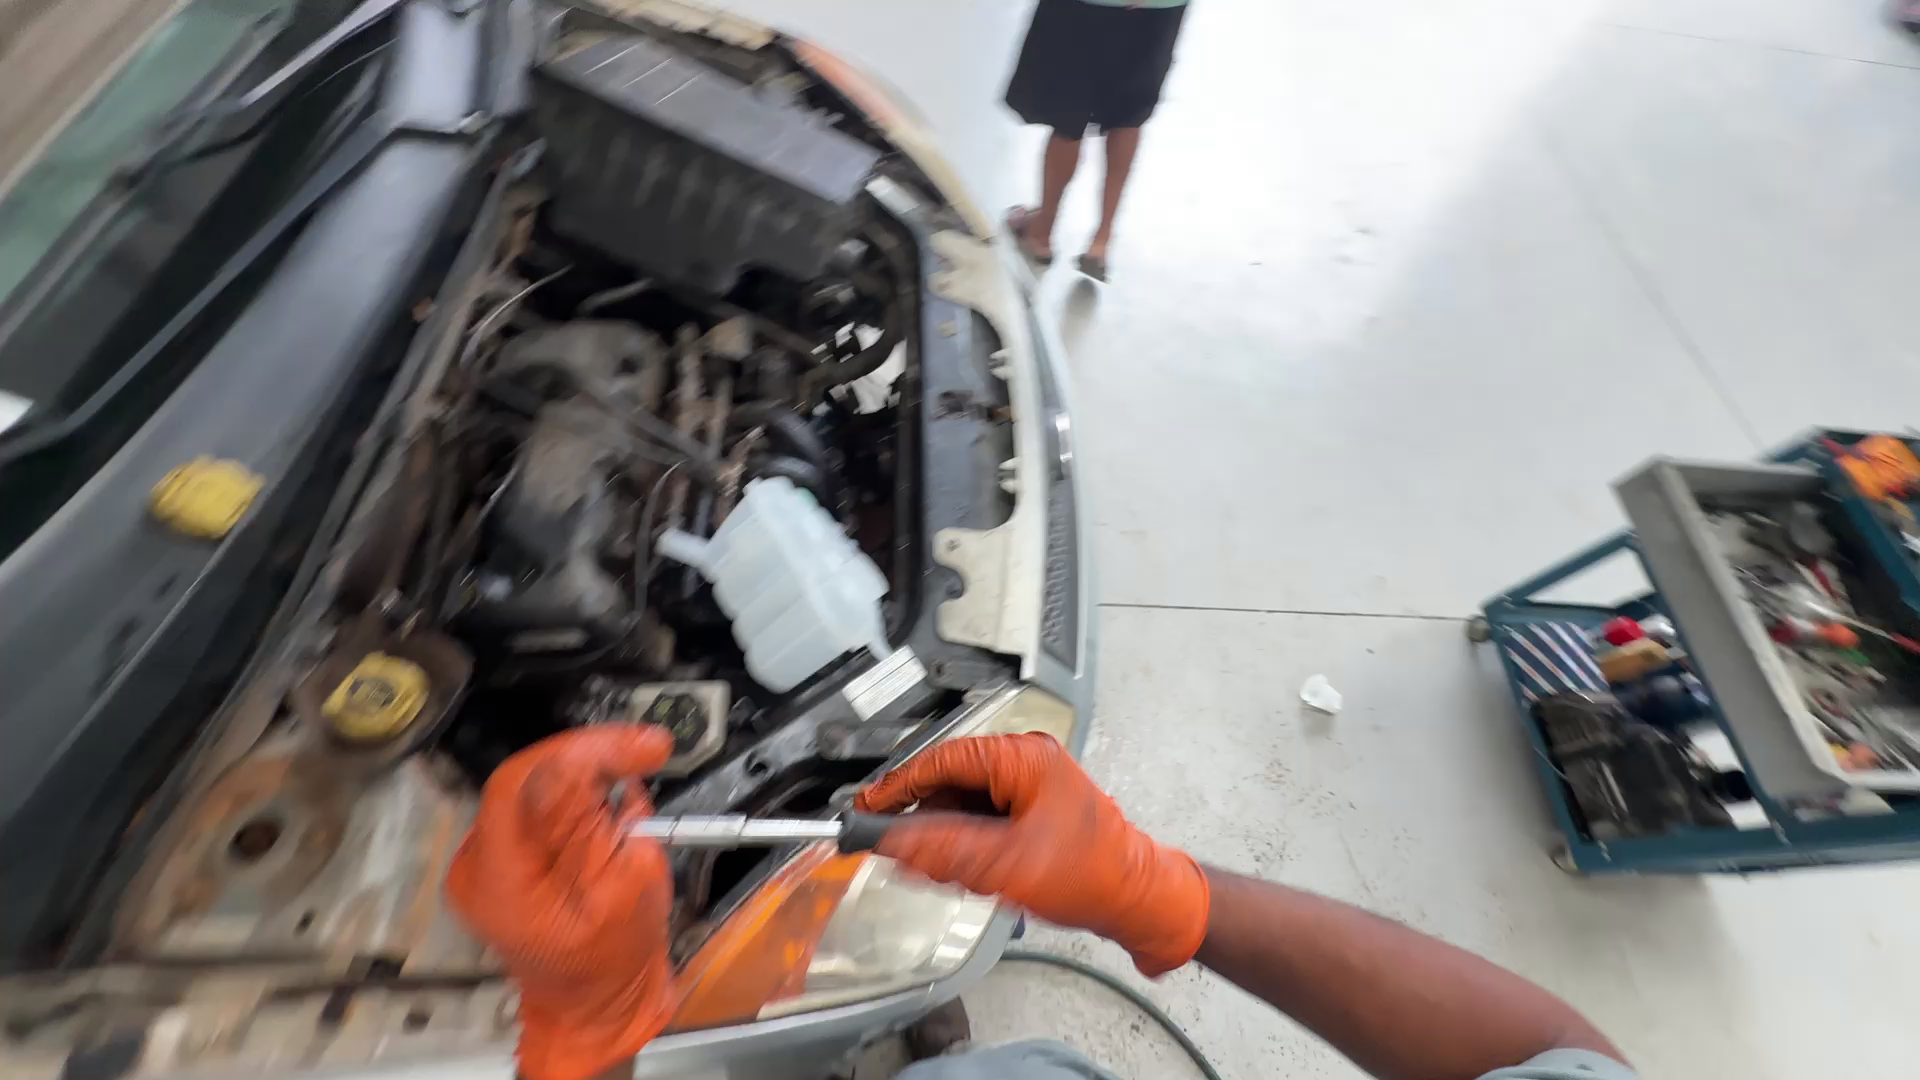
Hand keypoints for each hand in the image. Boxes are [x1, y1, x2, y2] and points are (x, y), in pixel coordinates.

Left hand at [445, 727, 679, 1079]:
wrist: (600, 995)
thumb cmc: (614, 955)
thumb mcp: (621, 889)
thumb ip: (594, 827)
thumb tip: (580, 766)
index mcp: (499, 877)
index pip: (527, 782)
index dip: (587, 751)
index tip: (644, 747)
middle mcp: (482, 861)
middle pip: (531, 774)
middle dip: (594, 753)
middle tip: (649, 748)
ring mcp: (493, 855)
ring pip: (541, 779)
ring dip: (595, 767)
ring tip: (639, 772)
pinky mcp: (514, 850)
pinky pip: (547, 797)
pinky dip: (588, 787)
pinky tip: (618, 797)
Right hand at [855, 732, 1208, 975]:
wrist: (1141, 899)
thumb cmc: (1094, 874)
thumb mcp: (1009, 866)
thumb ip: (945, 852)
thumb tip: (895, 842)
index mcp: (1023, 758)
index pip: (944, 759)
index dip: (901, 784)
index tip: (869, 806)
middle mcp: (1026, 761)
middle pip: (952, 777)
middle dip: (924, 813)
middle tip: (891, 840)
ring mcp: (1030, 782)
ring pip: (965, 799)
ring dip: (946, 831)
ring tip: (940, 864)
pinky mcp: (1031, 806)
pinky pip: (983, 814)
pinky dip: (965, 838)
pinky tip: (964, 865)